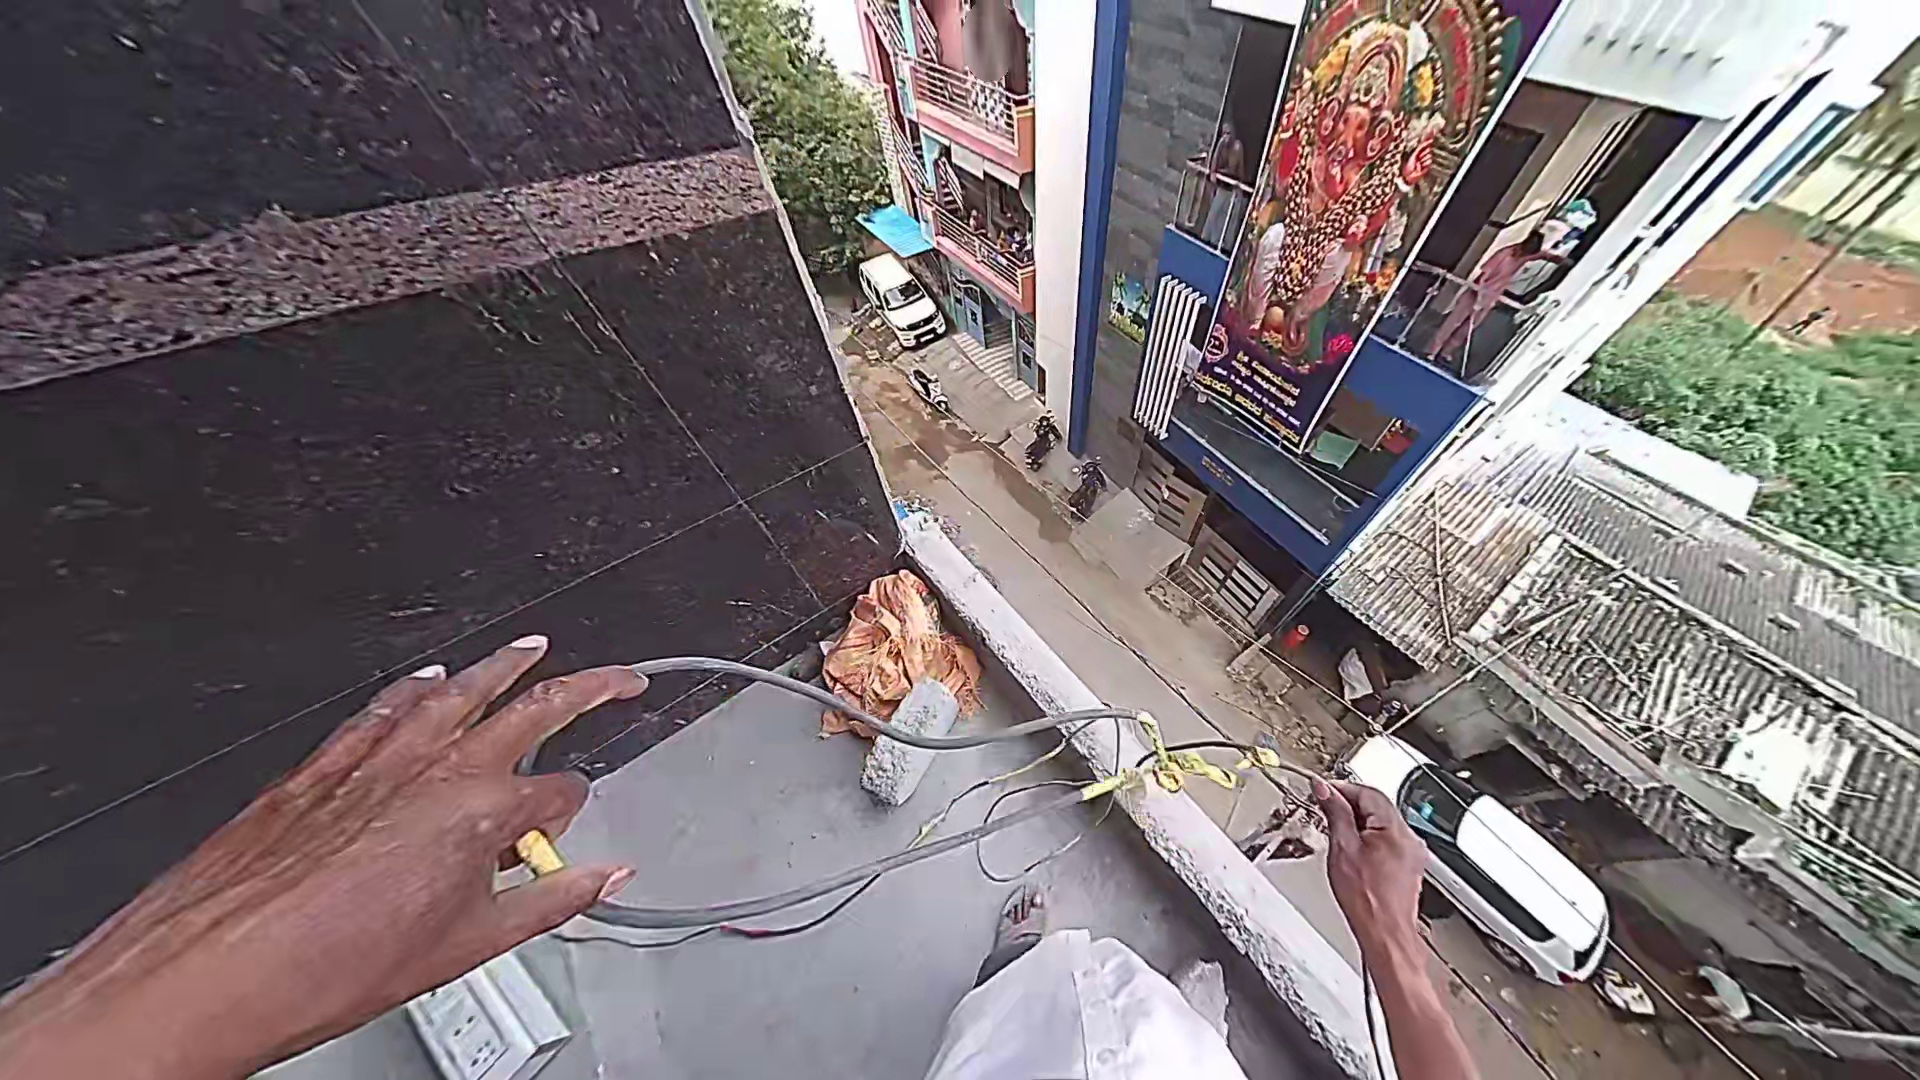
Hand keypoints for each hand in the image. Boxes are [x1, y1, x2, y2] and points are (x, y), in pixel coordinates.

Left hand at [0, 637, 647, 1079]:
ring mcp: (387, 758)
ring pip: (466, 687)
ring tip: (536, 644)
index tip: (557, 828)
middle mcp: (445, 770)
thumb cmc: (322, 971)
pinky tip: (429, 677)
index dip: (567, 811)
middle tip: (623, 677)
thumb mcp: (466, 946)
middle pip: (543, 706)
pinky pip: (385, 707)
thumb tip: (609, 876)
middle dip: (598, 685)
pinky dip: (415, 686)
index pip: (561, 792)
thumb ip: (555, 900)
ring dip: (509, 661)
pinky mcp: (330, 763)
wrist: (186, 991)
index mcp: (484, 812)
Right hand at [1314, 778, 1426, 956]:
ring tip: (1335, 829)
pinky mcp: (1408, 863)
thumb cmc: (1365, 897)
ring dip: (1357, 818)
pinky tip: (1352, 844)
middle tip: (1325, 807)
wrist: (1384, 933)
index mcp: (1395, 831)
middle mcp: (1409, 839)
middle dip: (1348, 802)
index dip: (1341, 788)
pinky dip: (1367, 832)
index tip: (1321, 791)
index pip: (1367, 792)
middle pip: (1376, 804)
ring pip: (1381, 819)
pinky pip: (1386, 835)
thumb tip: (1324, 788)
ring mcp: (1411, 852)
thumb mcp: (1341, 846)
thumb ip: (1335, 812)